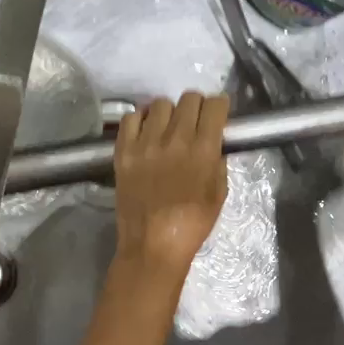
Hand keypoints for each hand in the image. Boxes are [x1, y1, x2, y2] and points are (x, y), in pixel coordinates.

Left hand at [113, 92, 230, 275]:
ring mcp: (146, 144)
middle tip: (195, 118)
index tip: (218, 111)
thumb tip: (213, 143)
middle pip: (189, 99)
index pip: (214, 107)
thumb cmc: (192, 224)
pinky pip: (130, 118)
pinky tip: (146, 131)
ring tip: (168, 126)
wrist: (153, 245)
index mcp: (203, 151)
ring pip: (160, 104)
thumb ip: (218, 162)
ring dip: (169, 112)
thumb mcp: (219, 194)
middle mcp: (175, 140)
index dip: (219, 105)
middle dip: (197, 105)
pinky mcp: (124, 151)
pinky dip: (140, 119)